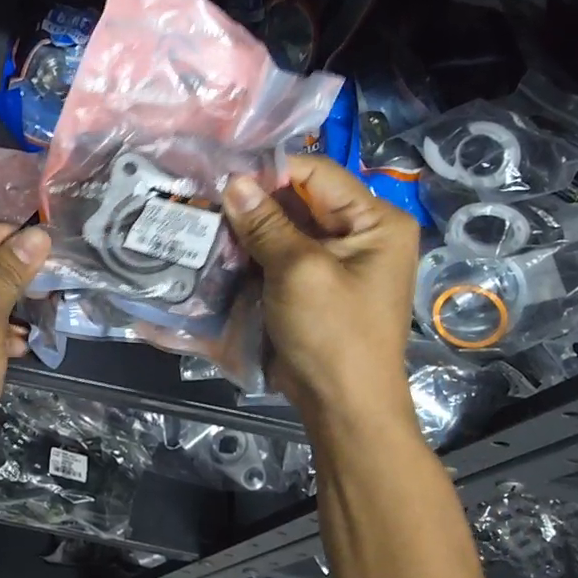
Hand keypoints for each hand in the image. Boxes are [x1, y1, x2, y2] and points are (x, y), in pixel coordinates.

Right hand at [226, 154, 419, 417]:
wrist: (342, 405)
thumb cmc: (332, 334)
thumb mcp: (298, 271)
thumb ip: (265, 224)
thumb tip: (232, 181)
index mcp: (375, 221)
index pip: (317, 173)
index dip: (269, 171)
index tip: (220, 177)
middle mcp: (359, 233)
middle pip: (297, 199)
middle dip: (252, 201)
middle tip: (203, 199)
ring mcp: (333, 260)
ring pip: (281, 226)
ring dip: (244, 227)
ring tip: (202, 222)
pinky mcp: (309, 283)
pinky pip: (276, 254)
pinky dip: (248, 251)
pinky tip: (216, 250)